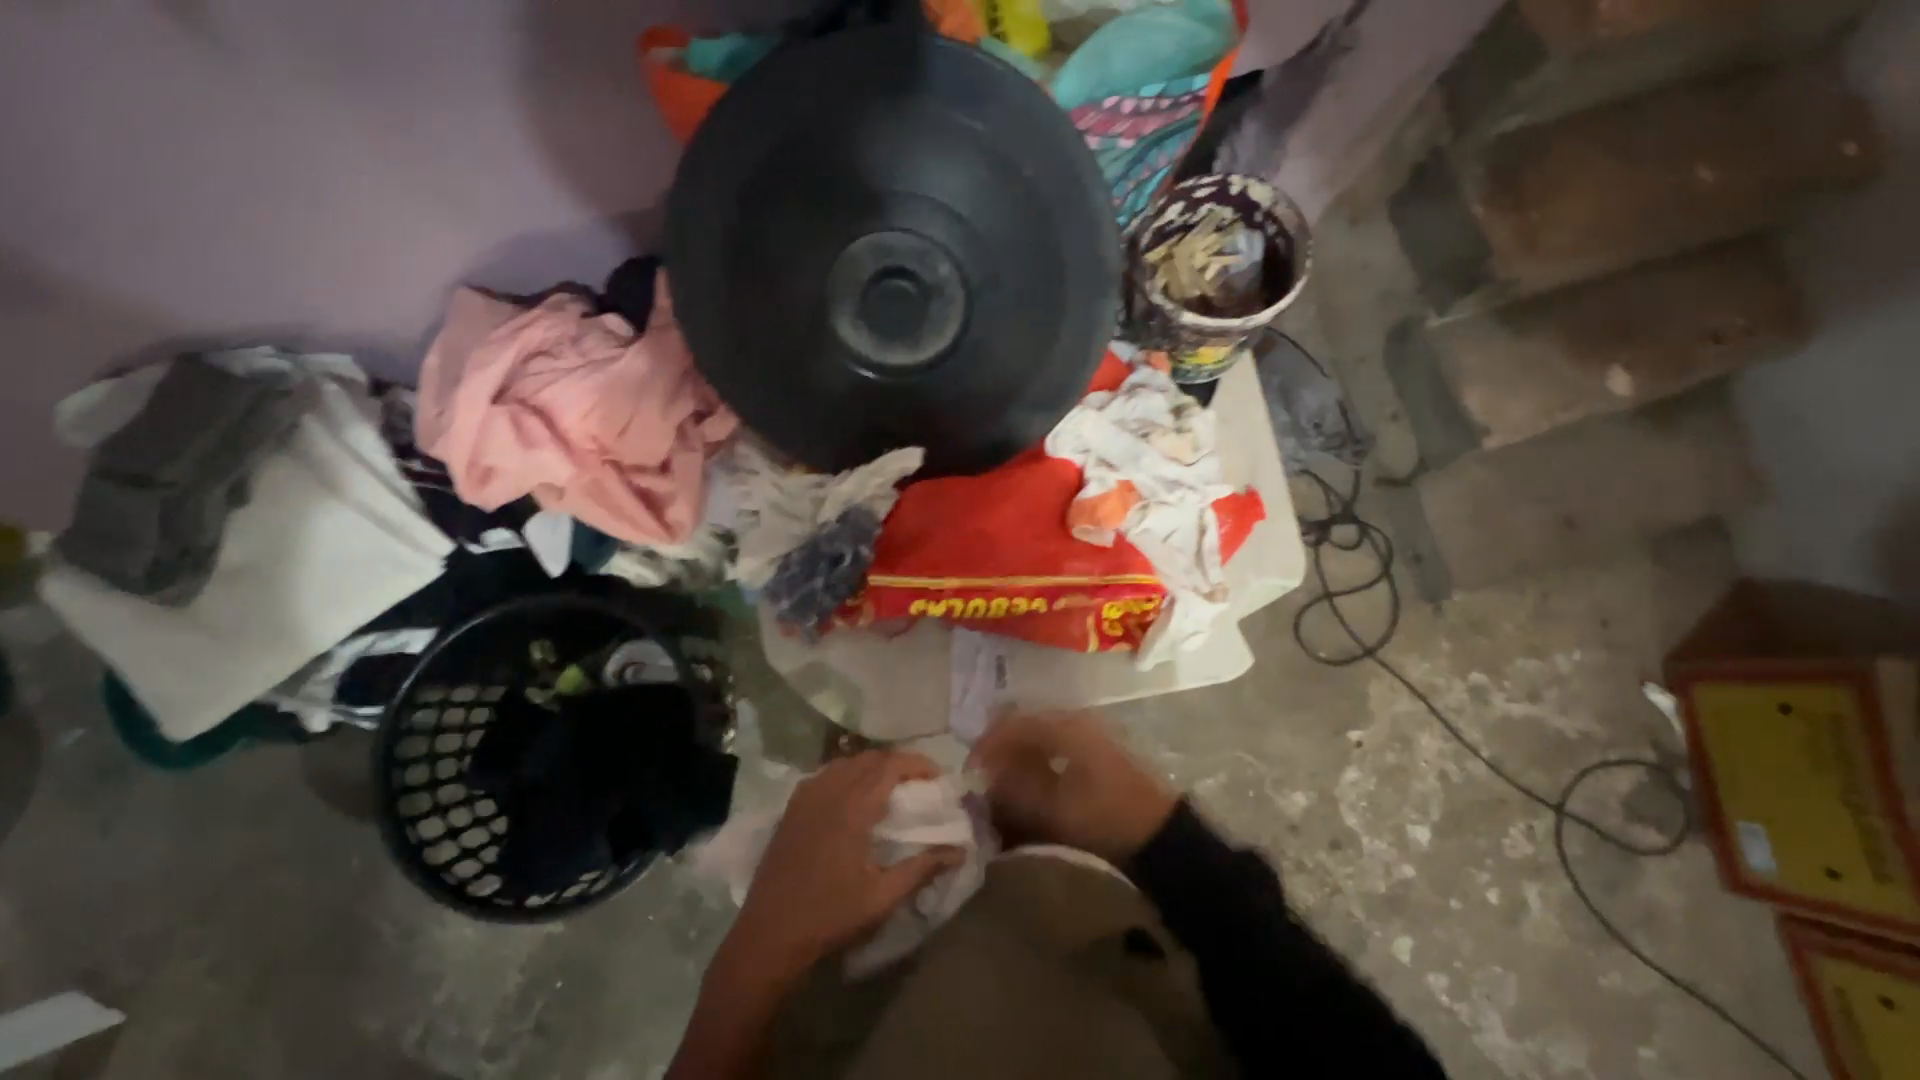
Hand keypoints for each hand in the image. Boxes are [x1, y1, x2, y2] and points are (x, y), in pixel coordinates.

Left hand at [731, 750, 961, 972]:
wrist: (770, 935)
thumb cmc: (830, 917)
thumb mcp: (882, 898)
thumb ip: (922, 869)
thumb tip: (959, 851)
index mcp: (851, 809)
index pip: (889, 766)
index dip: (916, 763)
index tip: (938, 777)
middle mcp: (826, 794)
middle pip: (867, 759)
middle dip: (897, 763)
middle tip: (919, 783)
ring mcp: (803, 800)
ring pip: (843, 764)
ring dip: (870, 767)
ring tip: (890, 787)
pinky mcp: (789, 812)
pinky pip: (822, 777)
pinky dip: (845, 775)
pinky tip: (852, 798)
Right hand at [970, 708, 1177, 863]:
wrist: (1161, 836)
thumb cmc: (1104, 817)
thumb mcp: (1052, 807)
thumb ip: (1013, 789)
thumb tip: (984, 779)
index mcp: (1064, 726)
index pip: (1012, 723)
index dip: (986, 746)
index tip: (970, 773)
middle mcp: (1076, 724)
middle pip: (1026, 731)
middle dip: (1002, 756)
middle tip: (985, 785)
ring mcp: (1089, 741)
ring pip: (1040, 745)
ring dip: (1019, 767)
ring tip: (1004, 797)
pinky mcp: (1098, 761)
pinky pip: (1057, 758)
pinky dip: (1039, 775)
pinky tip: (1031, 800)